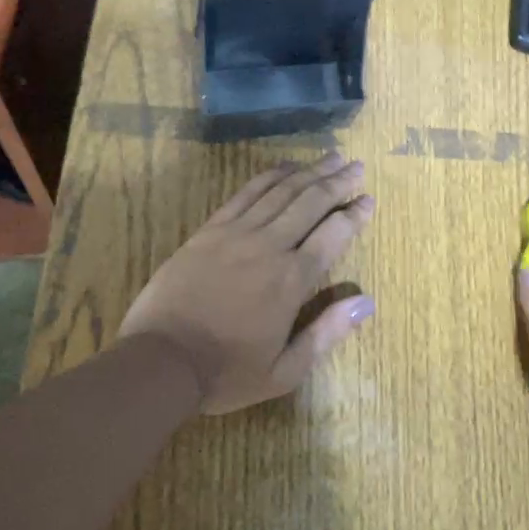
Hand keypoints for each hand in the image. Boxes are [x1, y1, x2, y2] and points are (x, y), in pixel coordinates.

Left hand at [117, 153, 376, 414]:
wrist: (160, 360)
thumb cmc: (226, 372)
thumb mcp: (284, 371)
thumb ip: (327, 334)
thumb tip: (367, 302)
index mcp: (292, 281)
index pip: (333, 235)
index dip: (354, 215)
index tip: (369, 200)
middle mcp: (270, 247)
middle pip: (311, 203)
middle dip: (338, 182)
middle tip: (357, 166)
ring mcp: (238, 234)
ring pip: (282, 191)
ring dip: (310, 172)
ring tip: (331, 157)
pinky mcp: (211, 230)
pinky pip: (246, 193)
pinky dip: (270, 176)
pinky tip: (285, 166)